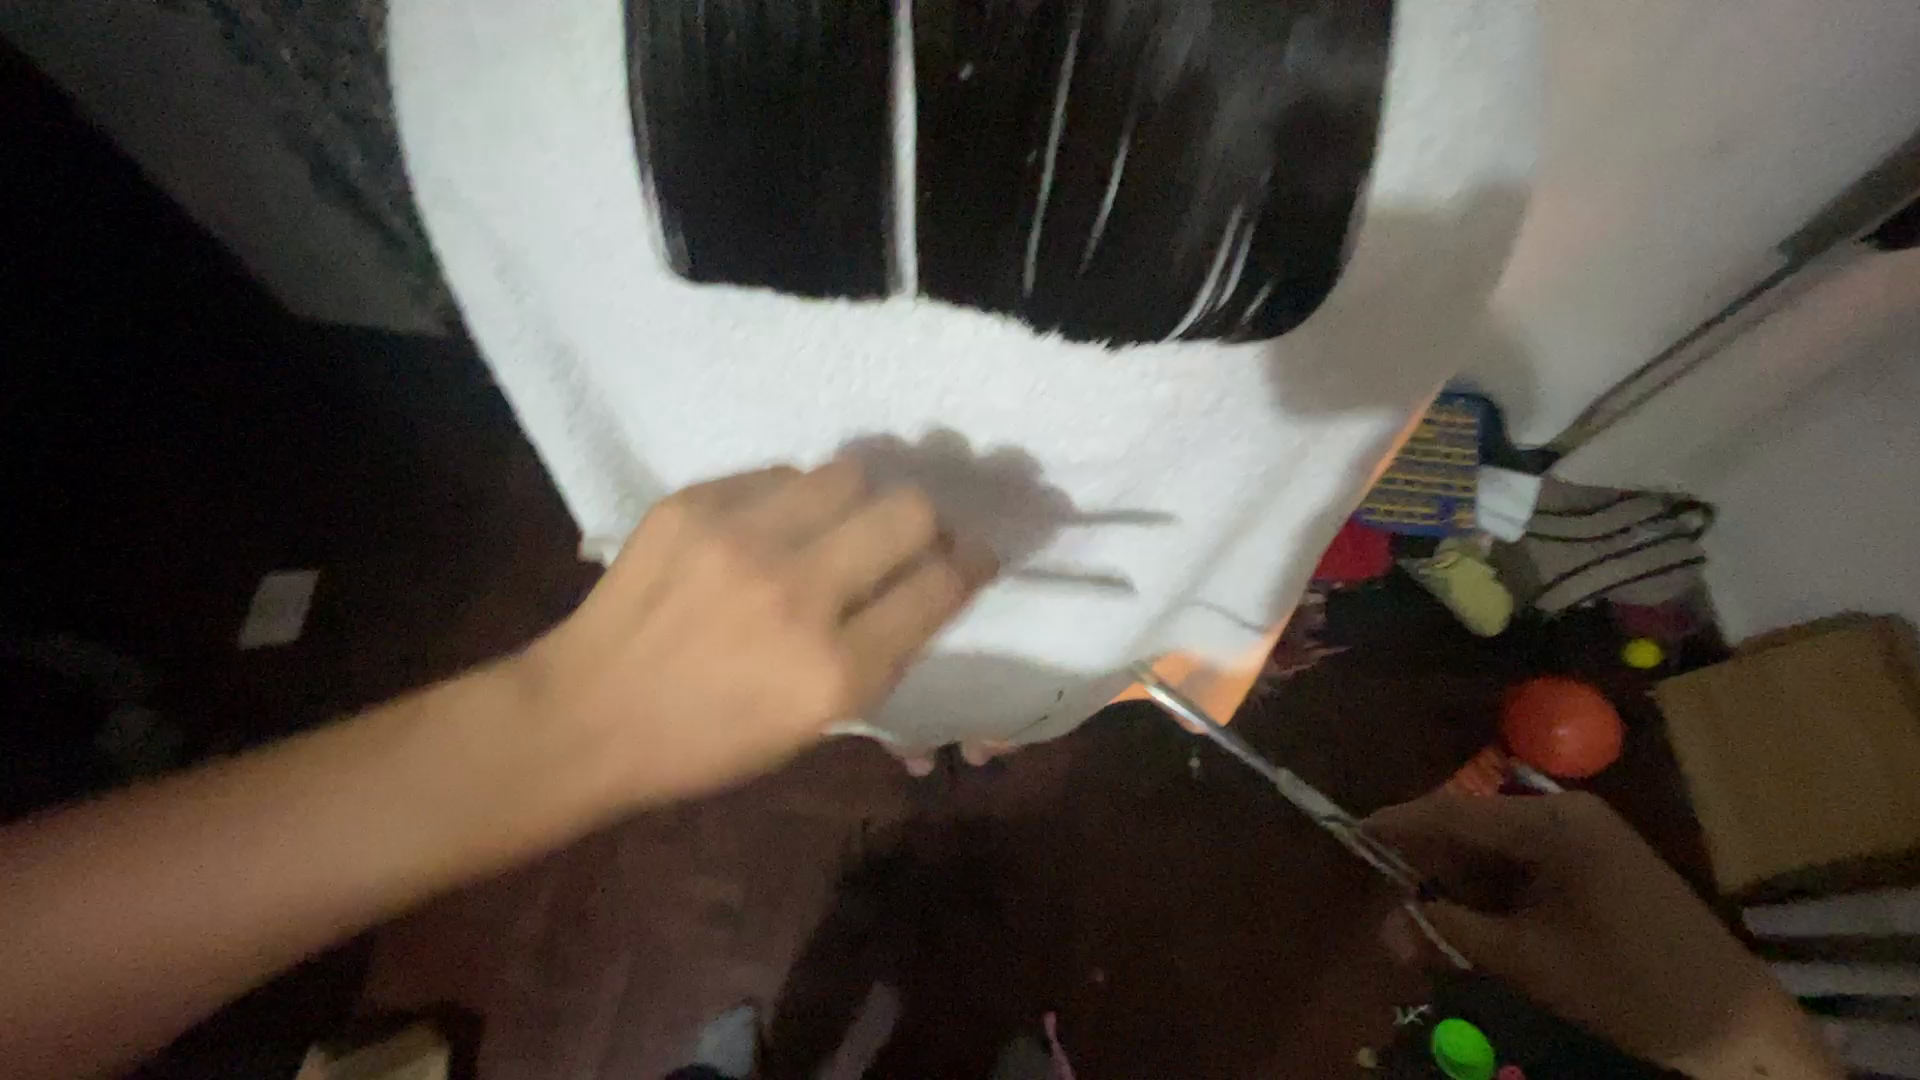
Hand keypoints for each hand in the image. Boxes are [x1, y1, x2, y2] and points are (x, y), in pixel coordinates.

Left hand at [519, 462, 998, 807]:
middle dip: (925, 523)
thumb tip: (929, 586)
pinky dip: (791, 500)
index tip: (974, 554)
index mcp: (836, 672)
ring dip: (857, 502)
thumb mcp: (816, 723)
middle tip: (907, 536)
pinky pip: (779, 474)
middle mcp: (798, 595)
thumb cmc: (711, 741)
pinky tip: (765, 531)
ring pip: (848, 474)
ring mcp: (742, 540)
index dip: (972, 562)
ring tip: (833, 527)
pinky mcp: (693, 504)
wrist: (586, 715)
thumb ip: (882, 653)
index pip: (941, 586)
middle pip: (909, 511)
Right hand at [1366, 792, 1838, 1079]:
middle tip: (1392, 900)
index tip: (1350, 833)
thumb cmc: (1634, 988)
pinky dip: (1489, 889)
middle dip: (1427, 865)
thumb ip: (1450, 935)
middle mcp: (1564, 812)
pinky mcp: (1591, 857)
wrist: (1747, 1032)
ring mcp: (1581, 833)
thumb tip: (1385, 931)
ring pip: (1490, 846)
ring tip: (1430, 921)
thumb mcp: (1530, 962)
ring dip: (1456, 882)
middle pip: (1469, 826)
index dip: (1397, 824)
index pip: (1453, 812)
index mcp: (1553, 824)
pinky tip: (1475, 920)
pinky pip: (1519, 861)